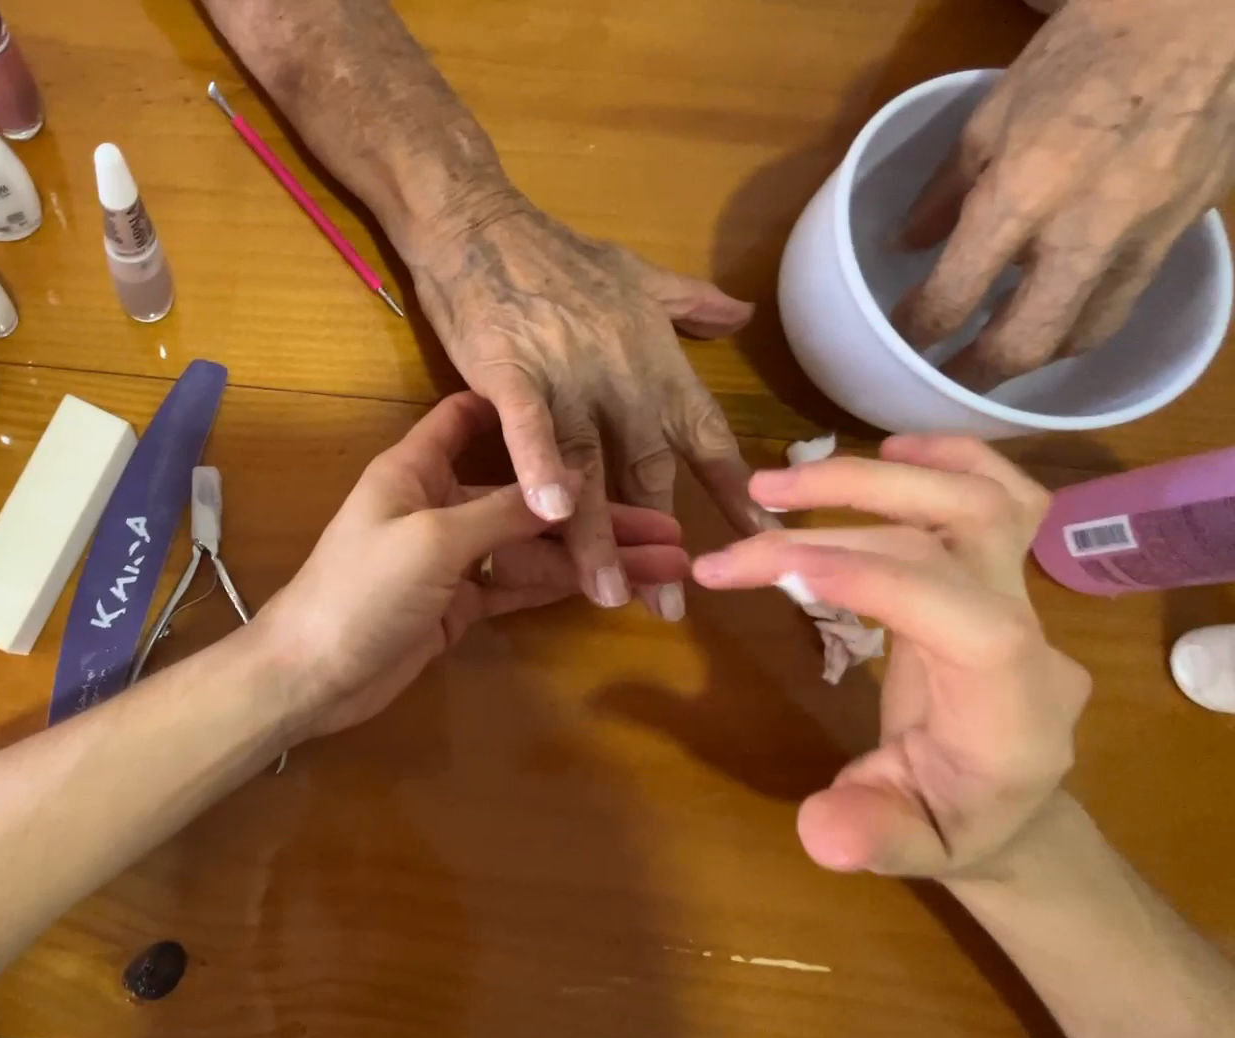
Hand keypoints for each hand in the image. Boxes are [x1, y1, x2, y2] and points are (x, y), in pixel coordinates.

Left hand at [257, 392, 688, 741]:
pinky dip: (561, 581)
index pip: (467, 417)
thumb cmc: (361, 590)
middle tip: (666, 517)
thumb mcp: (433, 539)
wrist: (315, 673)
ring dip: (590, 549)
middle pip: (521, 493)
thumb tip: (573, 483)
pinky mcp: (459, 601)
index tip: (585, 401)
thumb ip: (502, 512)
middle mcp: (437, 503)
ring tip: (666, 558)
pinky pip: (518, 581)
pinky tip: (615, 581)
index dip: (519, 408)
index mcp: (415, 469)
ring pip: (529, 543)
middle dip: (589, 503)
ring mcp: (451, 556)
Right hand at [412, 194, 763, 617]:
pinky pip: (530, 426)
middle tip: (675, 605)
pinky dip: (540, 466)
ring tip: (608, 593)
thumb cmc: (553, 254)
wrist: (480, 225)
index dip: (732, 492)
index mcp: (653, 359)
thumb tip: (741, 316)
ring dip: (600, 532)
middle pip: (650, 469)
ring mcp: (566, 374)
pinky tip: (549, 512)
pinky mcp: (510, 370)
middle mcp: (621, 375)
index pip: (705, 437)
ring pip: (591, 463)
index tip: (765, 543)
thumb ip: (688, 305)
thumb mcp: (634, 274)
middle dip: (664, 538)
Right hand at [690, 436, 1090, 878]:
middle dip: (840, 513)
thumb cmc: (952, 824)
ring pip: (977, 500)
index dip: (871, 576)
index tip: (766, 564)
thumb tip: (819, 833)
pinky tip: (890, 447)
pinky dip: (948, 460)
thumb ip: (869, 834)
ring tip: (777, 481)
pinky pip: (999, 498)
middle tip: (742, 516)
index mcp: (1010, 704)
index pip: (965, 616)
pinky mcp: (992, 578)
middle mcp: (1027, 635)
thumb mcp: (906, 846)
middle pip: (960, 535)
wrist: (1010, 804)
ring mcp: (1017, 598)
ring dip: (875, 475)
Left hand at [898, 0, 1234, 389]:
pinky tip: (1051, 321)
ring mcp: (1147, 232)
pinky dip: (1080, 323)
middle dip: (975, 374)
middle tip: (941, 385)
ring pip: (1086, 331)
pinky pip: (1125, 297)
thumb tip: (903, 247)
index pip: (951, 299)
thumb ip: (940, 197)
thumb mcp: (983, 125)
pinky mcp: (1187, 226)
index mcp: (1021, 199)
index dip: (916, 332)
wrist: (1210, 10)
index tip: (895, 341)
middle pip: (1027, 342)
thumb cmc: (1081, 59)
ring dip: (1034, 358)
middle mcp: (1086, 230)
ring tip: (992, 363)